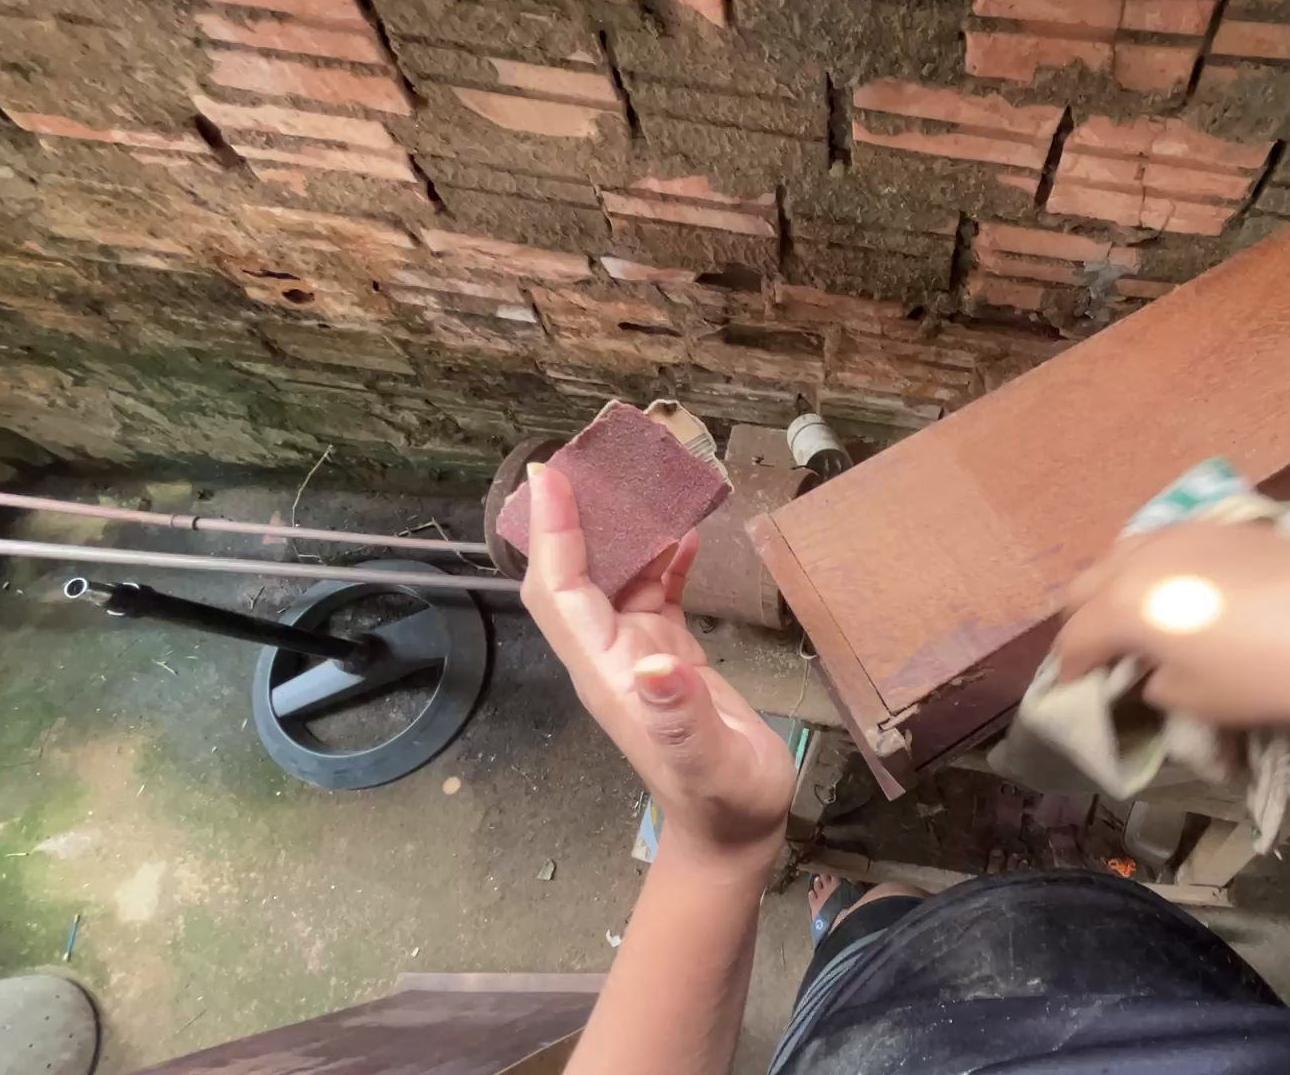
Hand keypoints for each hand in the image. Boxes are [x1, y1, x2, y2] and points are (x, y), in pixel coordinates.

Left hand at [520, 464, 796, 870]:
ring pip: (617, 580)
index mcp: (611, 674)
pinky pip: (658, 597)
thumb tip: (654, 666)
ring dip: (623, 533)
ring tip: (642, 484)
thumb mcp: (709, 762)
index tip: (553, 477)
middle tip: (593, 460)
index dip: (554, 536)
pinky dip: (667, 563)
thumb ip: (678, 719)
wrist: (736, 829)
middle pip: (576, 576)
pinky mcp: (670, 659)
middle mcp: (614, 657)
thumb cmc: (726, 799)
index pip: (562, 592)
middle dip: (575, 519)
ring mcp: (641, 658)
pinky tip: (687, 537)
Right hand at [1053, 521, 1289, 733]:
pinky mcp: (1221, 526)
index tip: (1077, 694)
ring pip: (1120, 557)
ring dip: (1115, 591)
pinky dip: (1154, 572)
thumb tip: (1149, 666)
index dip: (1070, 672)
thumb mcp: (1196, 701)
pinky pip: (1163, 545)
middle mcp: (1142, 557)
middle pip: (1083, 588)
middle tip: (1103, 658)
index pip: (1075, 638)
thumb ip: (1152, 680)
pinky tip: (1185, 595)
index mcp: (1125, 603)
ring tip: (1140, 623)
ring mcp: (1182, 533)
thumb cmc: (1273, 679)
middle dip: (1083, 624)